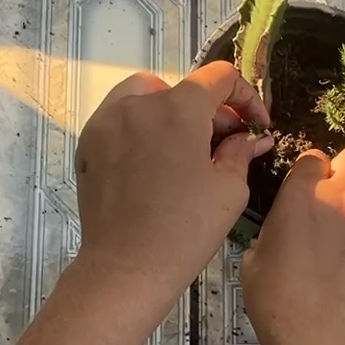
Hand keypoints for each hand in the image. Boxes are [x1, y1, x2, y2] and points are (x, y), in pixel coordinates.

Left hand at [73, 62, 271, 303]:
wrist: (127, 267)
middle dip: (210, 111)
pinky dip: (141, 128)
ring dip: (171, 112)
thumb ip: (241, 152)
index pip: (219, 77)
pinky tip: (153, 163)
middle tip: (224, 145)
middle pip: (183, 89)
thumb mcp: (228, 190)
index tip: (255, 125)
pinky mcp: (89, 143)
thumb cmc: (186, 230)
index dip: (246, 97)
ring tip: (184, 148)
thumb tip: (253, 137)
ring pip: (146, 96)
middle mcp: (138, 104)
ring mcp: (107, 121)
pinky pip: (120, 119)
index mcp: (179, 109)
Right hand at [242, 144, 344, 344]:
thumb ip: (272, 230)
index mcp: (302, 194)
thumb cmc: (278, 299)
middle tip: (340, 188)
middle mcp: (343, 195)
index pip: (313, 157)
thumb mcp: (254, 257)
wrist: (320, 332)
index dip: (310, 170)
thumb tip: (280, 230)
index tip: (307, 186)